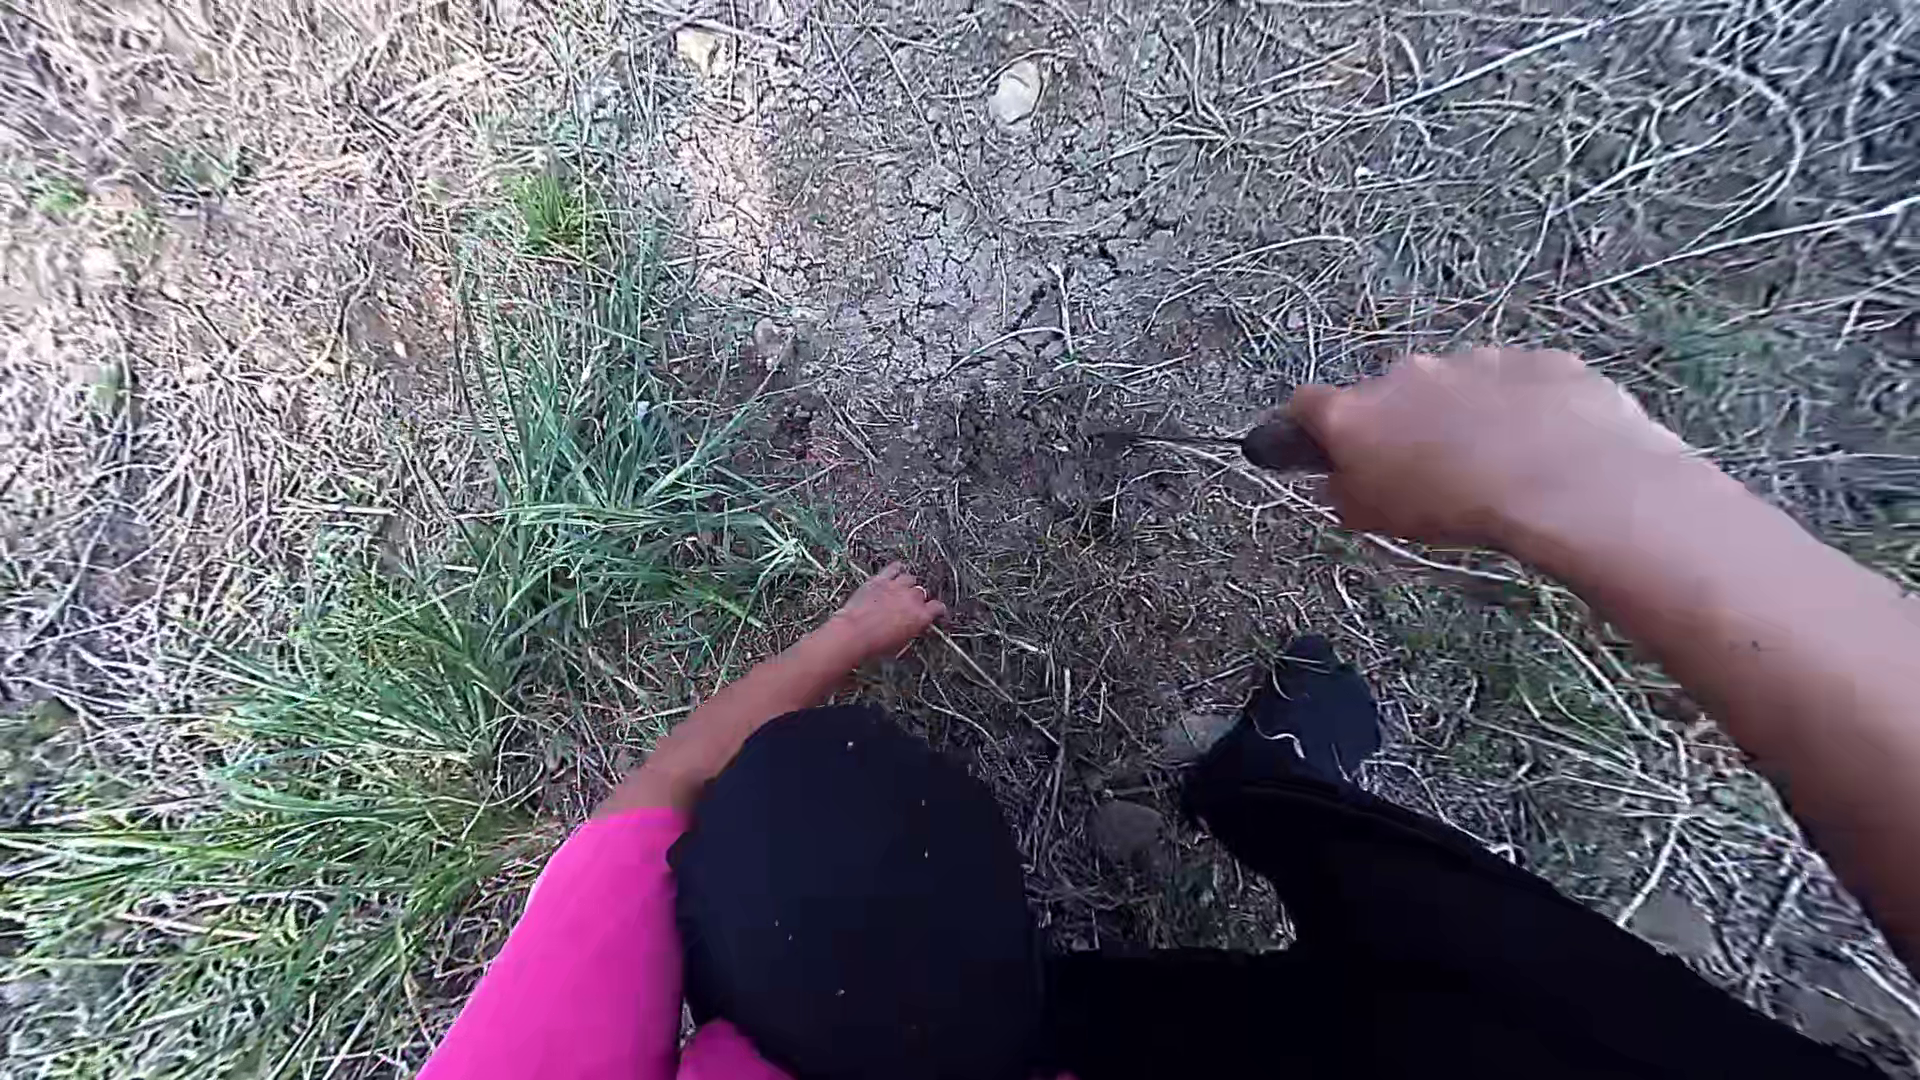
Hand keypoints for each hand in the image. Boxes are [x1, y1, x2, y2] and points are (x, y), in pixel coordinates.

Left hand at [822, 562, 947, 664]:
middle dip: (919, 599)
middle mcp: (912, 598)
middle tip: (912, 605)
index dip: (937, 610)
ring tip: (903, 589)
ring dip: (908, 584)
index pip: (938, 607)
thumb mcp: (902, 642)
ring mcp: (896, 586)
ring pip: (910, 578)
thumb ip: (912, 629)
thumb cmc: (874, 644)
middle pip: (922, 592)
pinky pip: (894, 568)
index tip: (935, 612)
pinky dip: (897, 569)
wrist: (854, 634)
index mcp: (921, 616)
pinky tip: (897, 571)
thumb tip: (912, 627)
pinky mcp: (881, 580)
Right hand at [1288, 348, 1692, 549]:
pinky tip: (1533, 440)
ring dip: (1453, 410)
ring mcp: (1472, 360)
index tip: (1322, 444)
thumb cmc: (1448, 506)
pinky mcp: (1535, 358)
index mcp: (1353, 413)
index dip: (1308, 423)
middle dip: (1393, 420)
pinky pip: (1511, 380)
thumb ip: (1341, 491)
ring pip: (1448, 384)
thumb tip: (1338, 480)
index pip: (1305, 403)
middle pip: (1382, 393)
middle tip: (1416, 462)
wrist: (1568, 485)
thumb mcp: (1370, 517)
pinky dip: (1512, 403)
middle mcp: (1403, 374)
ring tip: (1485, 455)